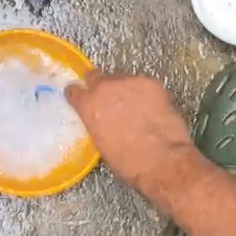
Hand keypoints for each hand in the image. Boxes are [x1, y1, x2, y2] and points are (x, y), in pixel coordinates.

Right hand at [65, 70, 208, 205]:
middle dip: (100, 85)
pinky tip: (152, 107)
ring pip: (121, 77)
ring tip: (135, 105)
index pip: (74, 90)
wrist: (161, 158)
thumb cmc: (128, 160)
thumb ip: (95, 121)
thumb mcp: (100, 141)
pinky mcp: (151, 82)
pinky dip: (146, 92)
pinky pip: (143, 82)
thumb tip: (101, 118)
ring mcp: (128, 82)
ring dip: (124, 88)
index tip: (83, 98)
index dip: (79, 94)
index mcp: (88, 104)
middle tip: (110, 99)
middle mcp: (104, 87)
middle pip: (96, 76)